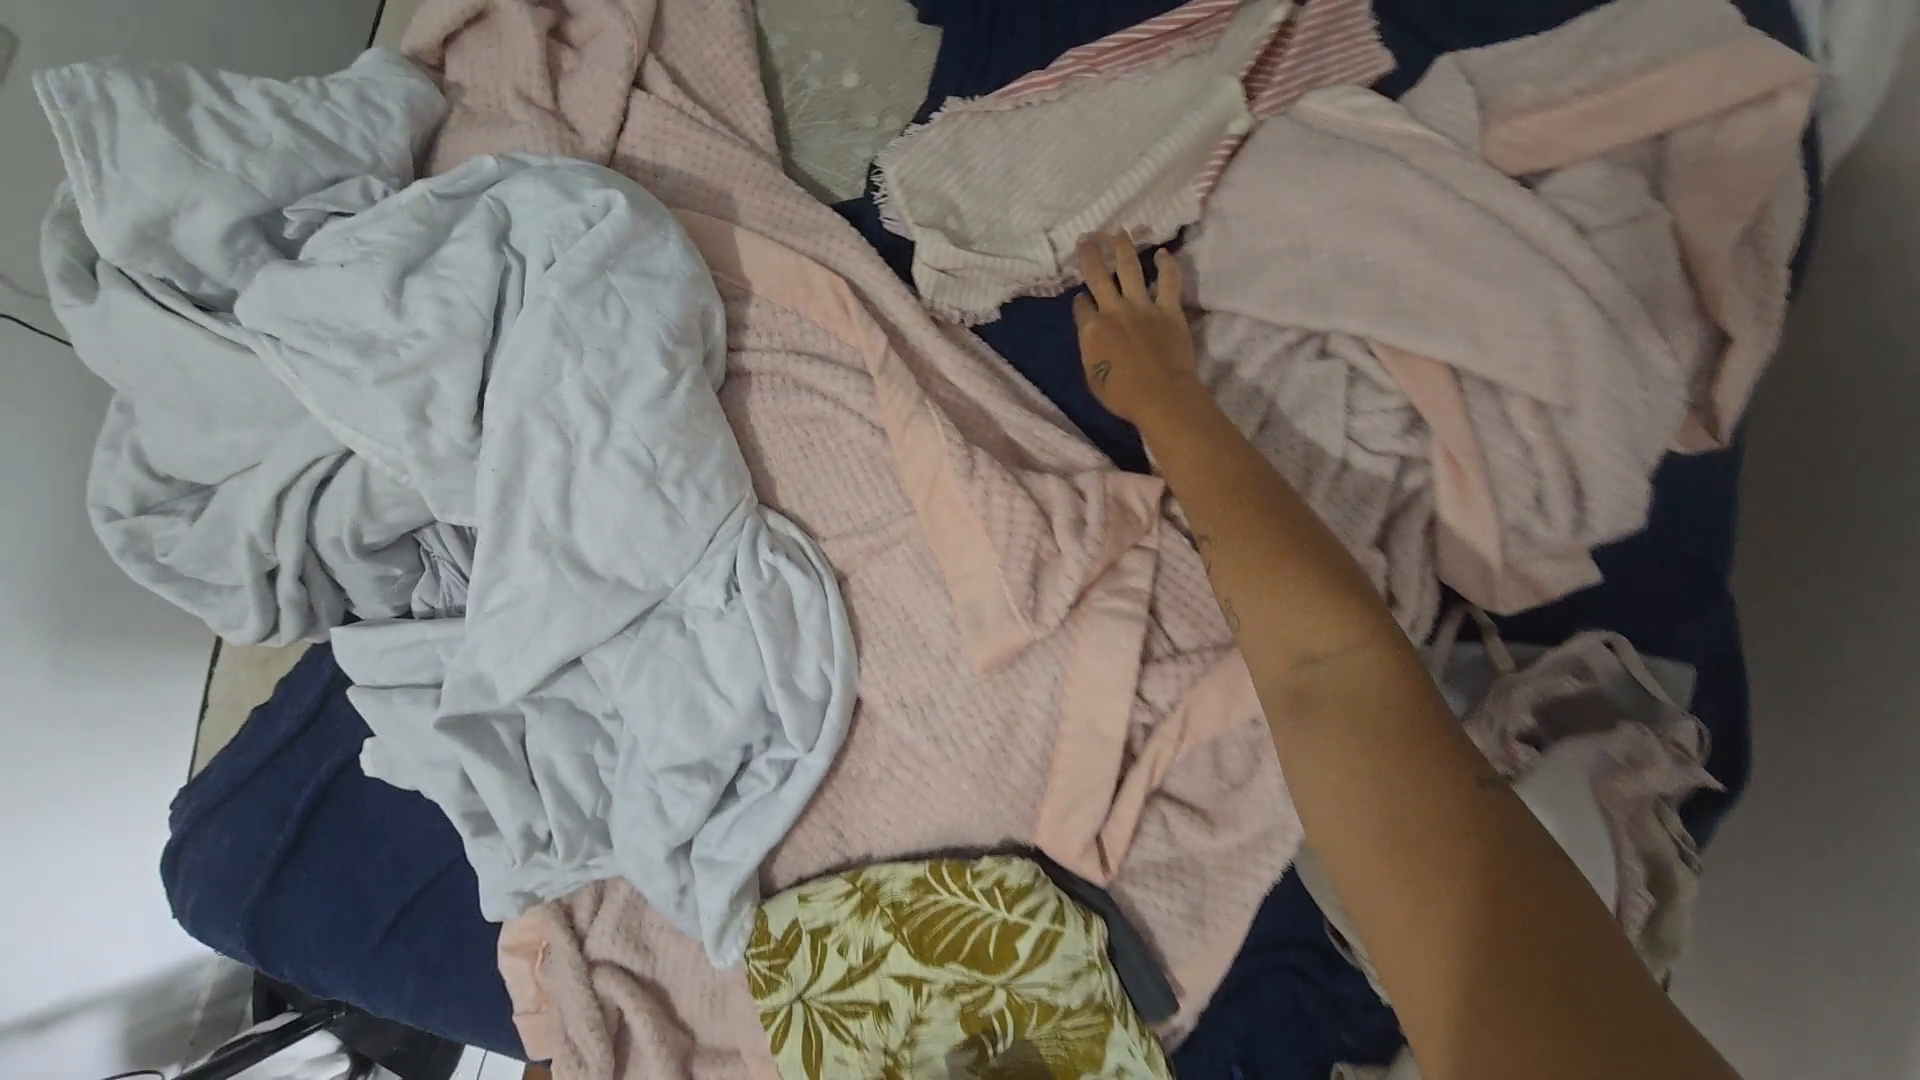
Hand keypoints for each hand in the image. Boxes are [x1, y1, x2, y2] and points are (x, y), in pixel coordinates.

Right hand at [1072, 231, 1202, 426]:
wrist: (1161, 395)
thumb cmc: (1122, 395)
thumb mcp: (1092, 377)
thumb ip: (1091, 350)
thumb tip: (1091, 333)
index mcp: (1091, 330)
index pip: (1081, 306)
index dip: (1080, 300)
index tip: (1081, 297)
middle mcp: (1113, 310)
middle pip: (1098, 275)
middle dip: (1090, 254)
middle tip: (1087, 238)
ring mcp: (1142, 307)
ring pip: (1130, 268)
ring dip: (1122, 247)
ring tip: (1119, 232)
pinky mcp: (1169, 309)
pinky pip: (1168, 281)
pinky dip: (1166, 265)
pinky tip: (1162, 253)